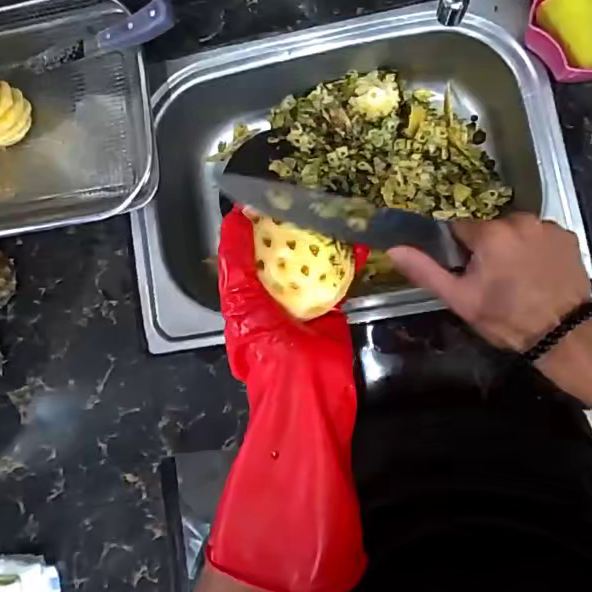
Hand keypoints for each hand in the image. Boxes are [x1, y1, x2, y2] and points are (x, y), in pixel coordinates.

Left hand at [208, 210, 366, 591]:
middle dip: (287, 226)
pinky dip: (347, 260)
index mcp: (243, 298)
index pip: (240, 253)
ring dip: (319, 238)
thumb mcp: (244, 306)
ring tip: (328, 209)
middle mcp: (271, 297)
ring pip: (309, 261)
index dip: (246, 225)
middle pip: (277, 254)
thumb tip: (234, 223)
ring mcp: (302, 303)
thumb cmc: (269, 354)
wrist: (308, 395)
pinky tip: (357, 239)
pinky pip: (337, 279)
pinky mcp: (330, 310)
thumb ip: (238, 268)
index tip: (259, 196)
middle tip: (301, 196)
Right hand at [386, 213, 591, 351]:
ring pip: (518, 230)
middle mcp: (519, 220)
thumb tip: (394, 249)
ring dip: (515, 246)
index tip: (472, 274)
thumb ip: (426, 271)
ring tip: (521, 277)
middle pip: (492, 228)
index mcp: (490, 232)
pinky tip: (541, 272)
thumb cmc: (506, 319)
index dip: (464, 252)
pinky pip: (542, 235)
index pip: (462, 229)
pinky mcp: (568, 236)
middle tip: (497, 280)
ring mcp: (547, 226)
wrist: (562, 335)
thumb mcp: (460, 299)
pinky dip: (539, 248)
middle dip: (491, 248)